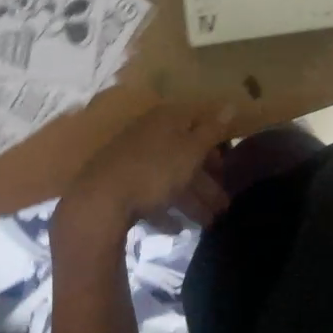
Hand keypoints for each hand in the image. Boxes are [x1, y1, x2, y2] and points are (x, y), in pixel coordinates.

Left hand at [59, 102, 234, 239]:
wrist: (100, 200)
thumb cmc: (155, 170)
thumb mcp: (191, 150)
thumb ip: (212, 130)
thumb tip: (232, 104)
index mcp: (168, 119)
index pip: (198, 123)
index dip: (216, 144)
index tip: (227, 168)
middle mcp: (150, 133)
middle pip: (185, 154)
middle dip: (206, 180)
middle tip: (224, 206)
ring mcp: (133, 158)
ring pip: (170, 176)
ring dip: (191, 199)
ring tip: (209, 223)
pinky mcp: (121, 183)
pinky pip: (150, 194)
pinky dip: (165, 209)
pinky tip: (176, 228)